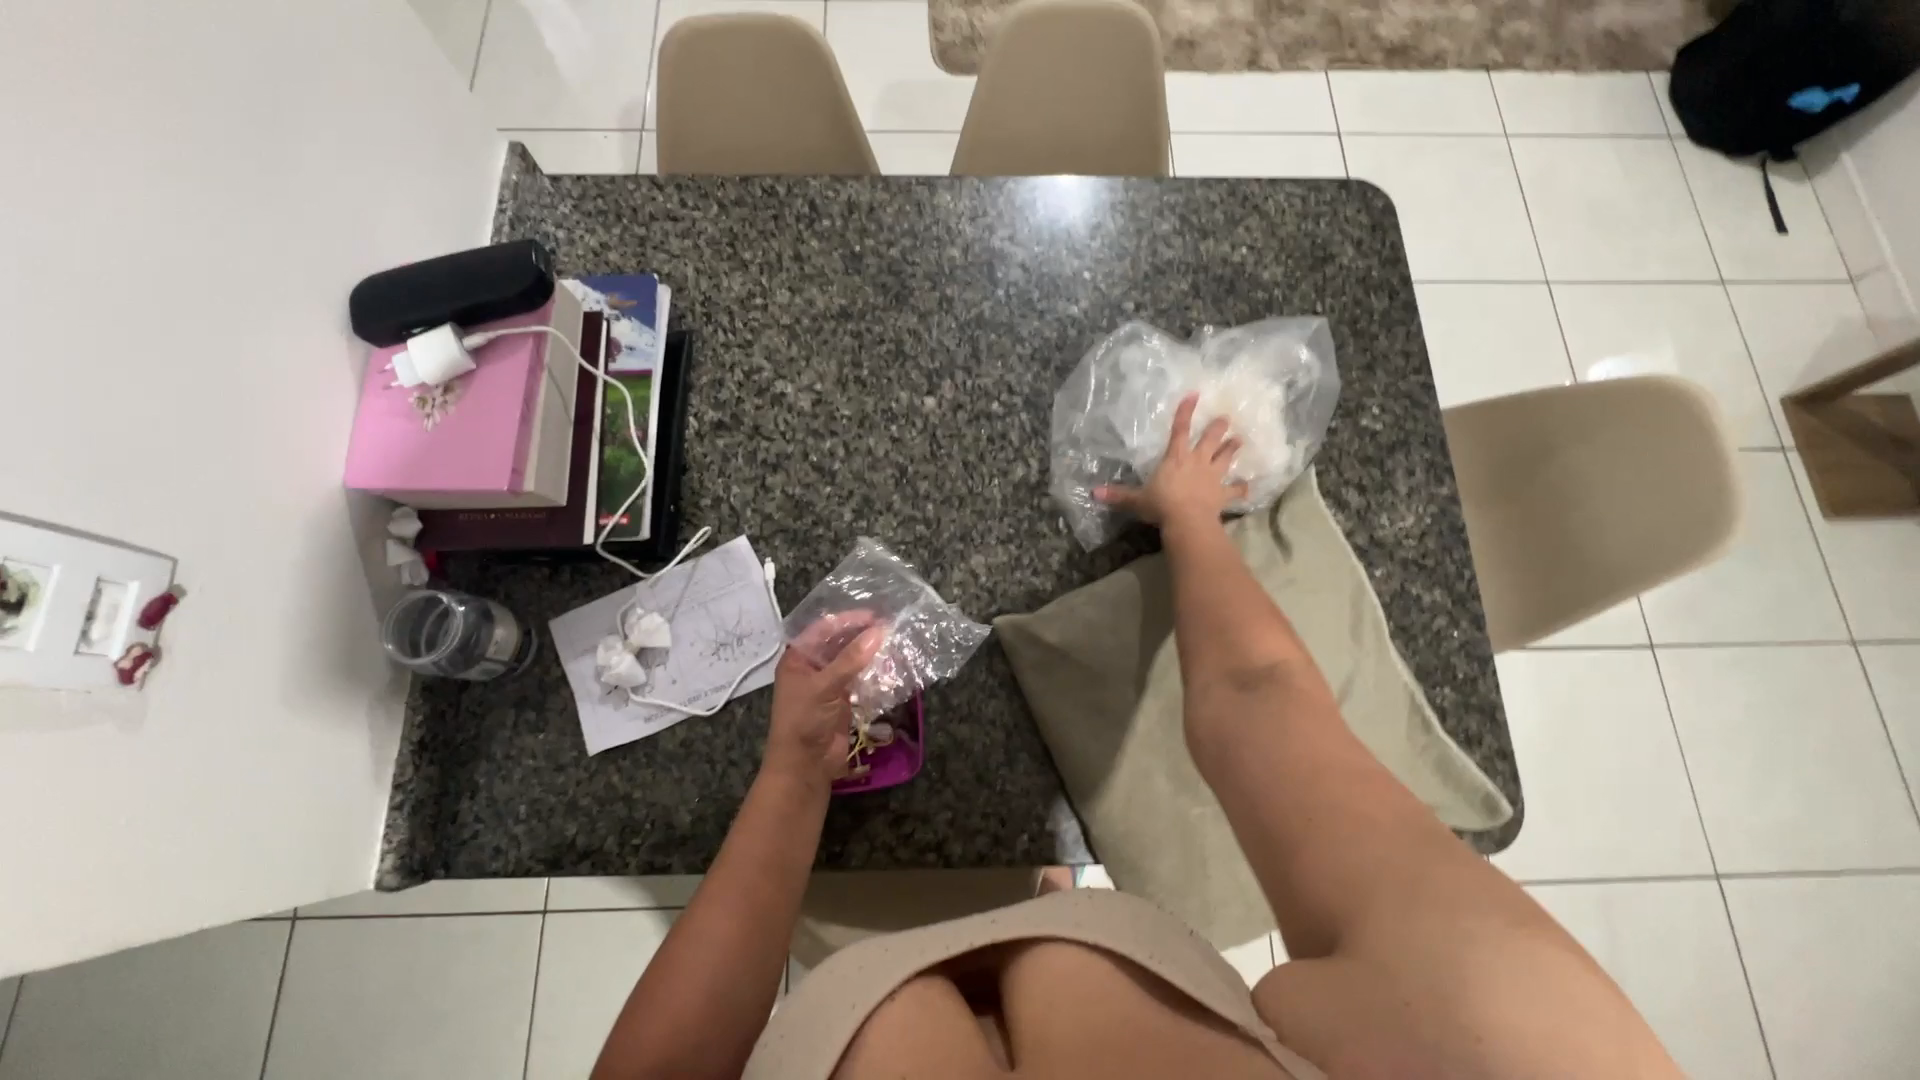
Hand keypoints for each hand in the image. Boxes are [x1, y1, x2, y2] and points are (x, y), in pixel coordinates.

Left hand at [764, 611, 886, 788]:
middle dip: (861, 635)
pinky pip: (859, 680)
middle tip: (888, 626)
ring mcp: (828, 685)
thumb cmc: (805, 720)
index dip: (846, 620)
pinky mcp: (842, 701)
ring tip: (893, 642)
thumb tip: (878, 632)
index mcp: (798, 659)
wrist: (805, 766)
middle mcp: (812, 668)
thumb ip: (851, 659)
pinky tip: (891, 666)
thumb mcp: (825, 686)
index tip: (873, 615)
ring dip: (869, 653)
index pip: (822, 629)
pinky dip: (873, 673)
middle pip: (838, 644)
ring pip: (851, 662)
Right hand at [1094, 393, 1247, 528]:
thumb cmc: (1161, 505)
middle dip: (1218, 427)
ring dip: (1233, 449)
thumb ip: (1118, 495)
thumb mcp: (1136, 500)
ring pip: (1226, 458)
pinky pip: (1235, 490)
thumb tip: (1094, 492)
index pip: (1179, 430)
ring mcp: (1213, 477)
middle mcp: (1197, 461)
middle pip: (1210, 439)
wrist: (1188, 521)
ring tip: (1240, 440)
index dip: (1186, 412)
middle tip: (1226, 418)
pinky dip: (1241, 488)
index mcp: (1176, 458)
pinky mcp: (1223, 494)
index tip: (1195, 394)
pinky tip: (1247, 487)